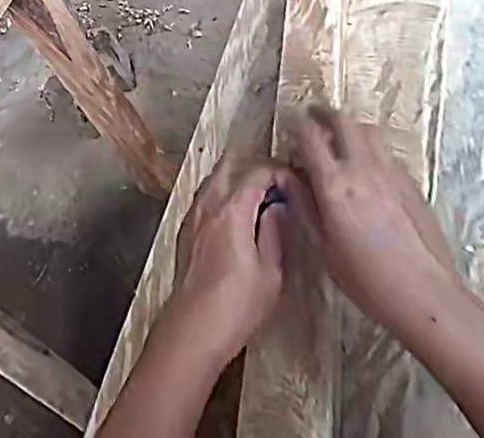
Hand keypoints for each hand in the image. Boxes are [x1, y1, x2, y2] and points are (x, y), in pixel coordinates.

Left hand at [166, 152, 295, 353]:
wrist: (196, 319)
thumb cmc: (240, 301)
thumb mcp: (271, 271)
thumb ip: (274, 231)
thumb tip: (279, 205)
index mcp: (230, 208)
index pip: (255, 171)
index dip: (279, 171)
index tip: (297, 185)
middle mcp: (207, 202)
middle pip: (230, 164)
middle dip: (257, 168)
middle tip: (282, 187)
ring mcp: (193, 211)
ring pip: (215, 177)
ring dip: (239, 178)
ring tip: (266, 200)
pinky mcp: (187, 223)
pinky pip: (206, 193)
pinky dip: (225, 192)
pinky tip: (241, 214)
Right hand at [288, 105, 466, 335]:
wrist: (428, 299)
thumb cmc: (365, 278)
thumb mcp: (321, 243)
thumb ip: (302, 203)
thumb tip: (288, 177)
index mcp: (333, 184)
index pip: (310, 134)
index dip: (297, 123)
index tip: (291, 125)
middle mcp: (363, 172)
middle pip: (344, 121)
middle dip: (325, 113)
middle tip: (314, 116)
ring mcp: (392, 177)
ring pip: (370, 133)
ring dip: (351, 128)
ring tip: (341, 138)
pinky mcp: (413, 189)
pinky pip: (388, 156)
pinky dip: (372, 151)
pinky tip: (367, 169)